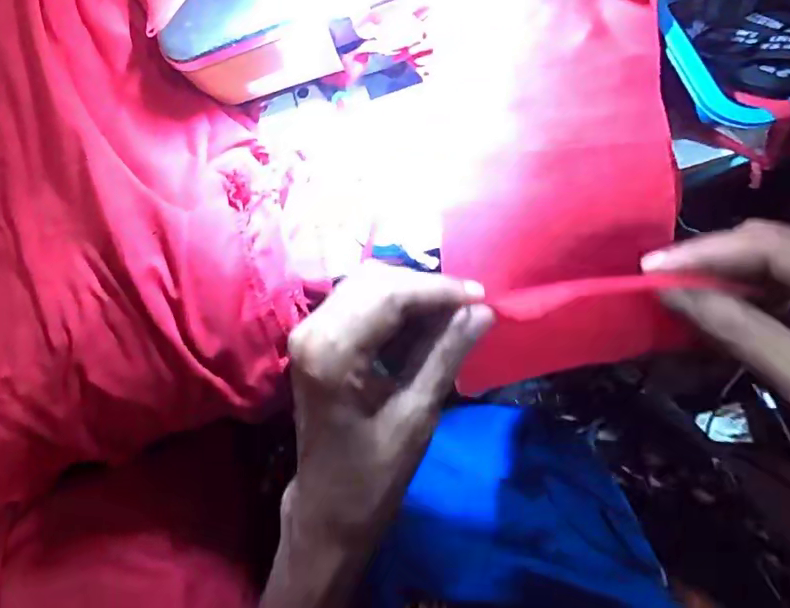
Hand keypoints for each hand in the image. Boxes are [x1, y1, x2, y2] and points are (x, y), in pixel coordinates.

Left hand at [261, 263, 493, 607]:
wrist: (326, 507)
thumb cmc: (372, 475)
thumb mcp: (417, 417)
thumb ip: (445, 355)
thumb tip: (481, 311)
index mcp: (331, 350)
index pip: (387, 295)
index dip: (436, 289)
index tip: (480, 293)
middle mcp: (312, 328)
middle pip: (373, 281)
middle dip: (423, 285)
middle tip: (470, 302)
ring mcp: (308, 328)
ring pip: (363, 284)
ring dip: (408, 290)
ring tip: (452, 308)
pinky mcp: (314, 335)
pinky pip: (355, 300)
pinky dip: (390, 302)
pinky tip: (422, 318)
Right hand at [645, 221, 789, 607]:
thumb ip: (741, 332)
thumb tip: (666, 288)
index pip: (778, 245)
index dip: (704, 251)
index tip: (647, 266)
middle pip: (788, 243)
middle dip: (720, 261)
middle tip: (664, 281)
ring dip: (744, 273)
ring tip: (695, 291)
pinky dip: (776, 286)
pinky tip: (748, 303)